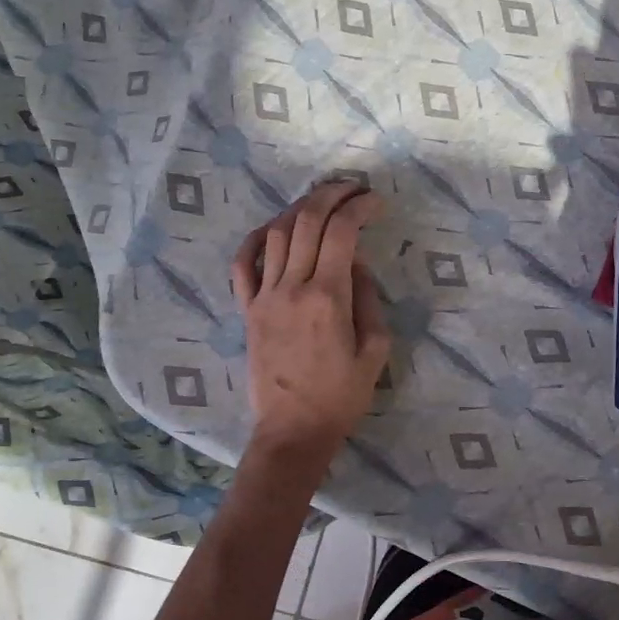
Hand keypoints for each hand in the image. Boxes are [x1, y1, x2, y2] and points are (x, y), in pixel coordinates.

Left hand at [231, 180, 390, 468]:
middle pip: (306, 221)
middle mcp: (292, 287)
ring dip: (299, 208)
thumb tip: (357, 263)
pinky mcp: (247, 310)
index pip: (342, 232)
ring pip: (275, 233)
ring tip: (321, 202)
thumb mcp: (375, 349)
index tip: (375, 201)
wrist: (293, 432)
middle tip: (351, 188)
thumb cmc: (342, 396)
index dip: (359, 207)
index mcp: (328, 297)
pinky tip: (272, 227)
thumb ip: (368, 299)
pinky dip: (255, 238)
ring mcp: (264, 297)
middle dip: (331, 194)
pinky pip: (243, 263)